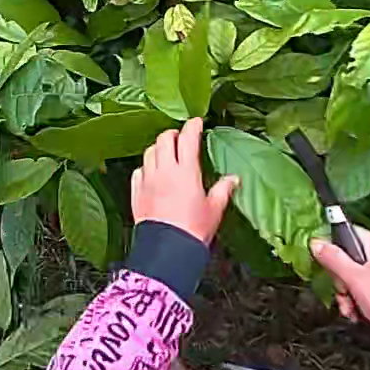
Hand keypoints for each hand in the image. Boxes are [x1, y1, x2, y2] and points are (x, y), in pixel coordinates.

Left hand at [130, 118, 237, 244]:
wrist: (167, 247)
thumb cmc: (193, 229)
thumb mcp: (214, 209)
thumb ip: (223, 190)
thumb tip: (233, 179)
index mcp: (186, 171)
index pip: (188, 139)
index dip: (192, 127)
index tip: (196, 121)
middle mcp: (164, 170)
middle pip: (164, 139)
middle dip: (173, 134)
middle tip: (180, 137)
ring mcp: (147, 179)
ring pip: (149, 152)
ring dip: (158, 148)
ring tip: (166, 152)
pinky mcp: (136, 190)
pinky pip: (139, 170)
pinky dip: (146, 166)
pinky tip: (151, 171)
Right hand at [310, 228, 369, 368]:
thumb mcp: (355, 279)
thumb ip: (333, 258)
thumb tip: (316, 241)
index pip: (352, 232)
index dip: (334, 239)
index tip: (321, 252)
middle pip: (348, 257)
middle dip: (338, 275)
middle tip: (342, 286)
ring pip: (351, 277)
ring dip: (344, 292)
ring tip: (350, 305)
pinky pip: (359, 293)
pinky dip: (353, 303)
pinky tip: (355, 314)